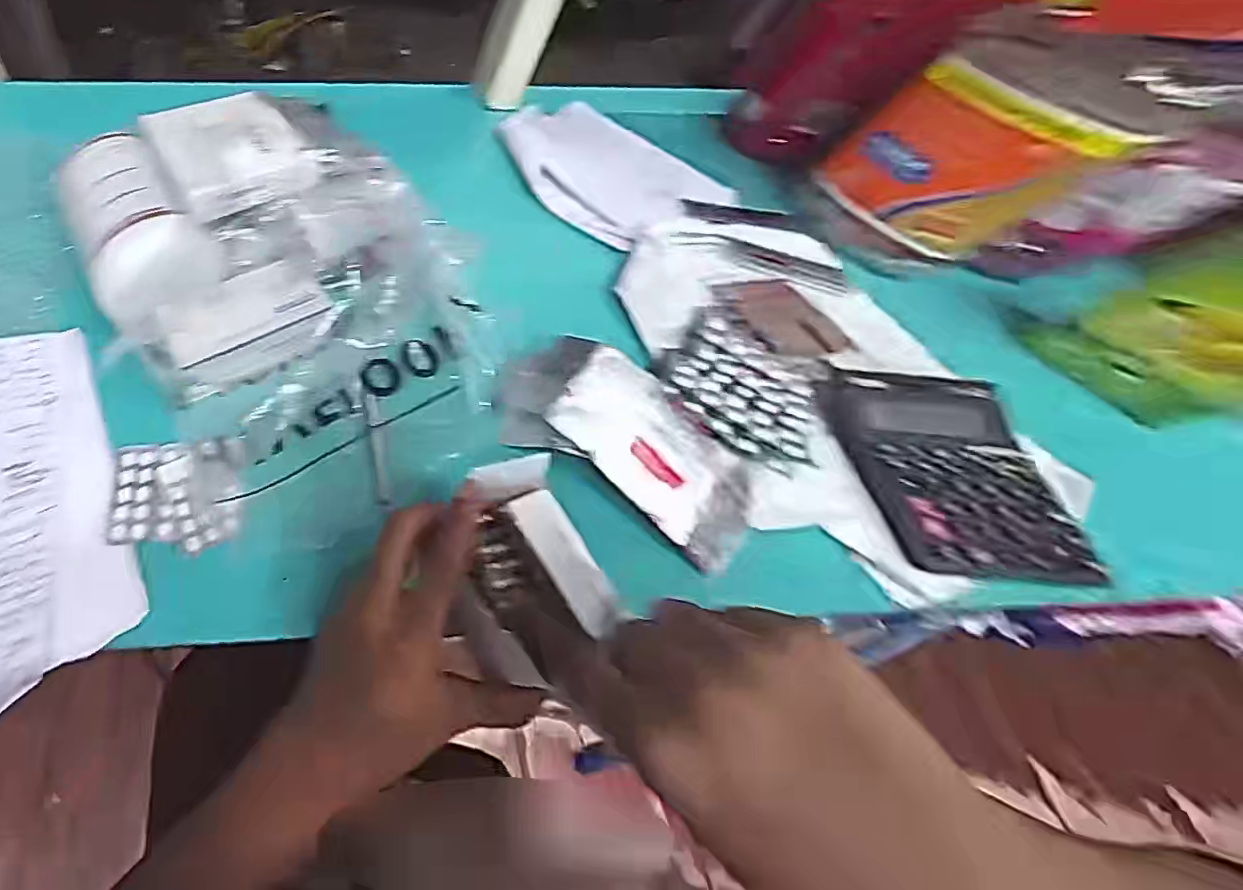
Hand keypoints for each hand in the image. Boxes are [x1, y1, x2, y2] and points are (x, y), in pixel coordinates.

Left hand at [114, 500, 541, 889]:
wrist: (312, 751)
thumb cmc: (383, 739)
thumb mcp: (446, 720)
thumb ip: (498, 703)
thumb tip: (543, 695)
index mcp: (409, 630)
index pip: (440, 564)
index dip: (458, 524)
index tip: (473, 495)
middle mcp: (376, 603)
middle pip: (397, 533)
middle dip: (426, 511)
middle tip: (458, 512)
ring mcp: (351, 601)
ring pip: (382, 547)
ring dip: (412, 535)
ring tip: (445, 542)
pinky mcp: (338, 607)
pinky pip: (372, 569)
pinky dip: (398, 560)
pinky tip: (417, 580)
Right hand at [520, 601, 1036, 889]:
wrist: (947, 873)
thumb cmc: (801, 863)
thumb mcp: (698, 812)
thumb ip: (642, 742)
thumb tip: (609, 694)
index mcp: (663, 739)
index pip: (576, 663)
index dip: (547, 635)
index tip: (528, 611)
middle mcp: (694, 681)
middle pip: (627, 635)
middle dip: (633, 658)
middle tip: (661, 690)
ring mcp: (752, 648)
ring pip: (674, 616)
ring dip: (680, 643)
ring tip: (716, 680)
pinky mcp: (801, 632)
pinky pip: (733, 615)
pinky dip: (733, 639)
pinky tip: (766, 678)